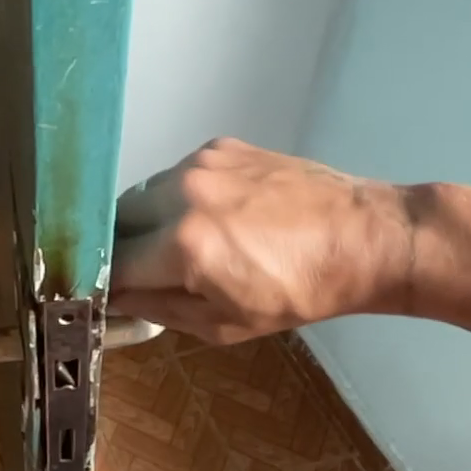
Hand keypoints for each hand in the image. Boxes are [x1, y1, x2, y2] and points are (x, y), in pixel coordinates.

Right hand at [111, 137, 410, 342]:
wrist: (365, 238)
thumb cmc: (298, 293)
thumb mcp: (221, 324)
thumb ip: (156, 309)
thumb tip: (114, 297)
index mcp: (183, 247)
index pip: (111, 264)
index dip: (105, 284)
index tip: (108, 294)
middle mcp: (182, 195)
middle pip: (115, 221)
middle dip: (121, 248)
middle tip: (144, 270)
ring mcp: (201, 163)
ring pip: (141, 194)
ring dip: (146, 221)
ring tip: (183, 241)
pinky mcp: (219, 146)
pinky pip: (174, 175)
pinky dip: (178, 198)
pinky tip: (212, 214)